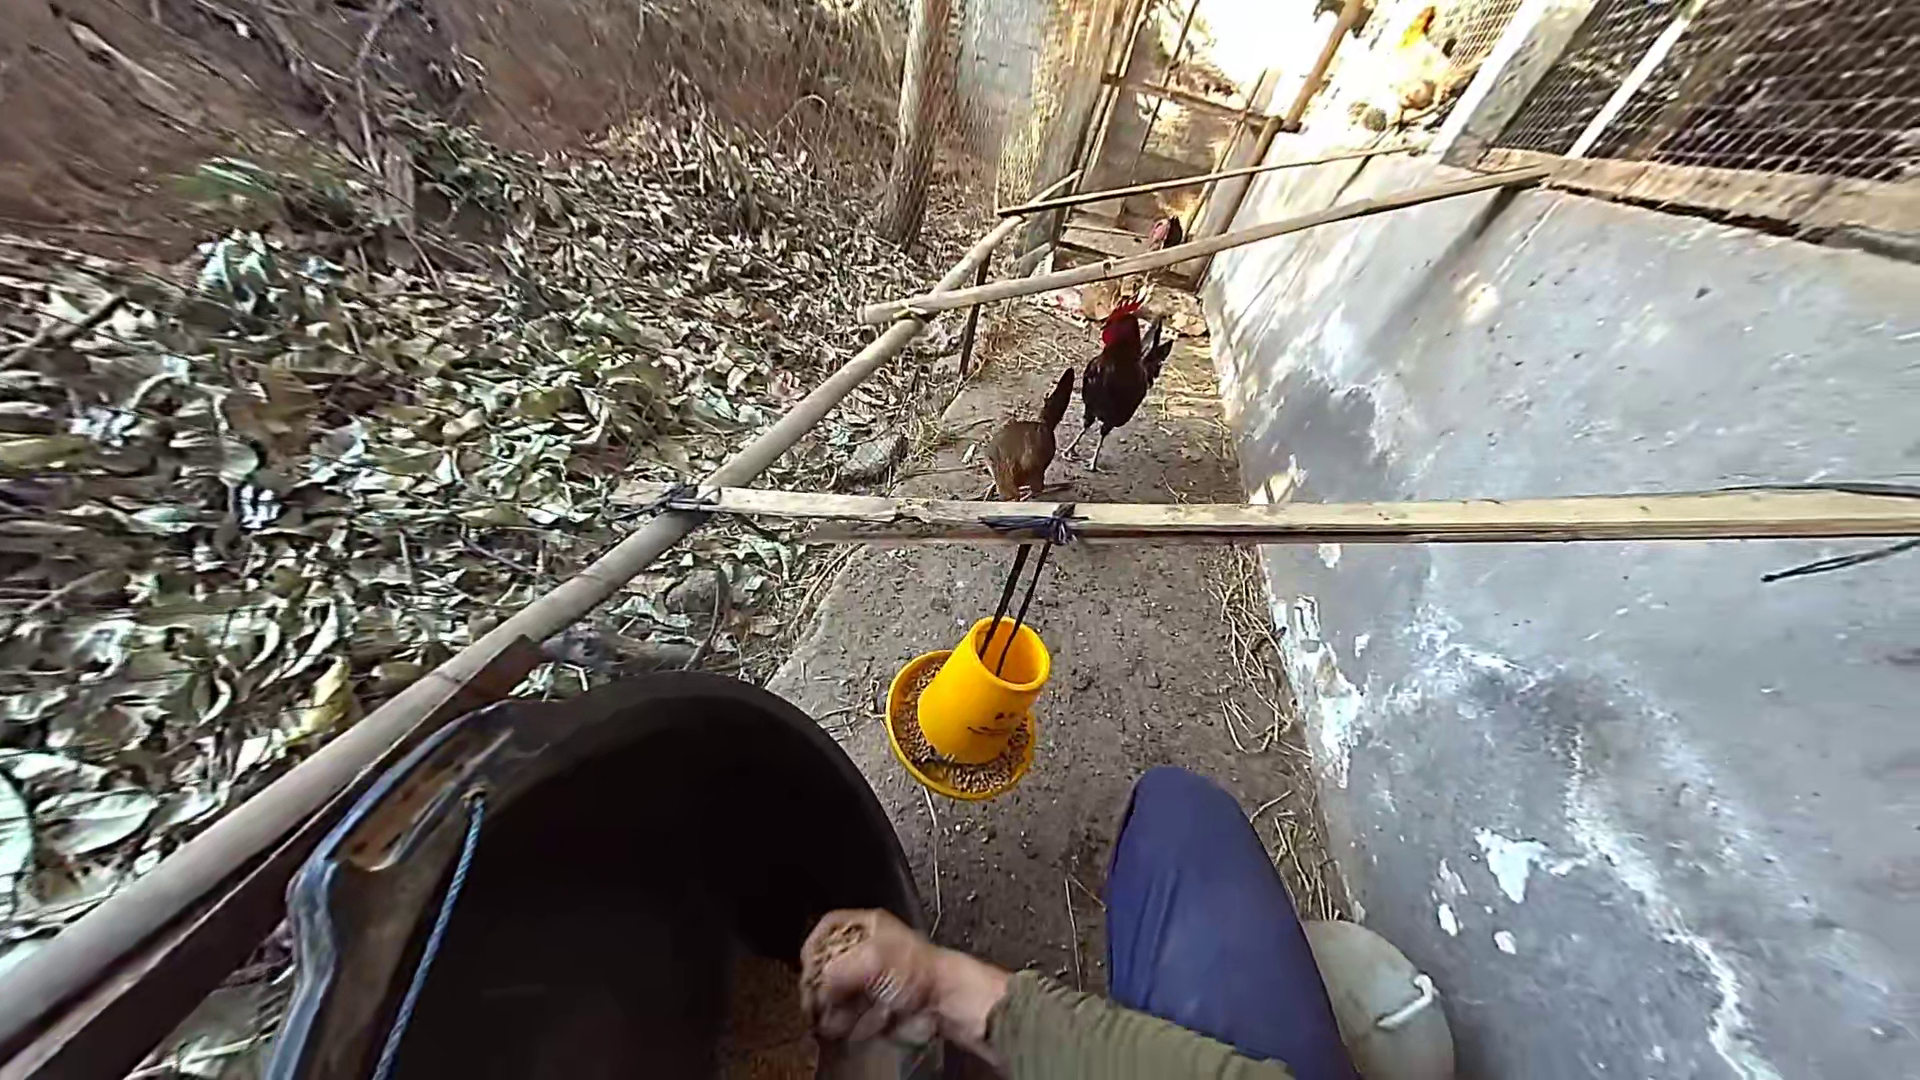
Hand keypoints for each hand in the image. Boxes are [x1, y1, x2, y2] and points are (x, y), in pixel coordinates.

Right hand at [800, 909, 1009, 1060]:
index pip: (828, 928)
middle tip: (812, 1001)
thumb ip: (842, 968)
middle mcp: (862, 950)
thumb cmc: (917, 968)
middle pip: (824, 963)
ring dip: (824, 1008)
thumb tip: (820, 984)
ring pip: (829, 993)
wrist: (940, 1001)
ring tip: (824, 1018)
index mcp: (866, 927)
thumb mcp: (875, 958)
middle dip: (816, 983)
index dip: (815, 945)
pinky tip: (839, 1027)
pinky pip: (841, 1016)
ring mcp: (864, 980)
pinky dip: (836, 1024)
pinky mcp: (867, 1007)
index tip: (808, 967)